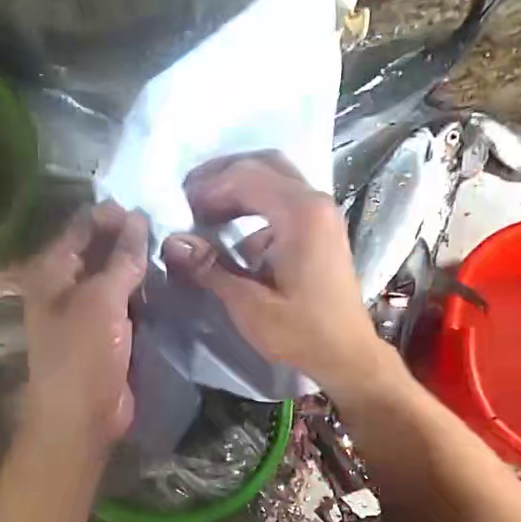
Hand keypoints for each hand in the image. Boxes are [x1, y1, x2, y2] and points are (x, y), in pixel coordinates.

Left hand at [17, 202, 147, 453]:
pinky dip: (146, 294)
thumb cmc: (82, 355)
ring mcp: (89, 311)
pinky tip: (171, 281)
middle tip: (170, 225)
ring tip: (176, 247)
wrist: (83, 418)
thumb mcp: (101, 300)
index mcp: (51, 272)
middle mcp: (67, 286)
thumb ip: (121, 258)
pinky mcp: (110, 333)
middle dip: (130, 239)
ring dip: (142, 267)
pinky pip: (129, 303)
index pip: (81, 227)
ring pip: (118, 277)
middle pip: (100, 250)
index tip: (149, 206)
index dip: (111, 214)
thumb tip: (137, 217)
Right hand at [161, 152, 391, 392]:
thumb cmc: (302, 333)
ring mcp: (324, 214)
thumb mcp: (249, 305)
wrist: (348, 355)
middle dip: (223, 177)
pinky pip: (286, 202)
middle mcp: (316, 202)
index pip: (246, 177)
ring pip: (276, 180)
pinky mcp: (323, 230)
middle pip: (263, 165)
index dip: (208, 188)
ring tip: (206, 214)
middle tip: (189, 197)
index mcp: (301, 214)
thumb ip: (211, 268)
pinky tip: (236, 239)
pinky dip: (257, 208)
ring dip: (240, 190)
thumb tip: (172, 242)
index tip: (181, 209)